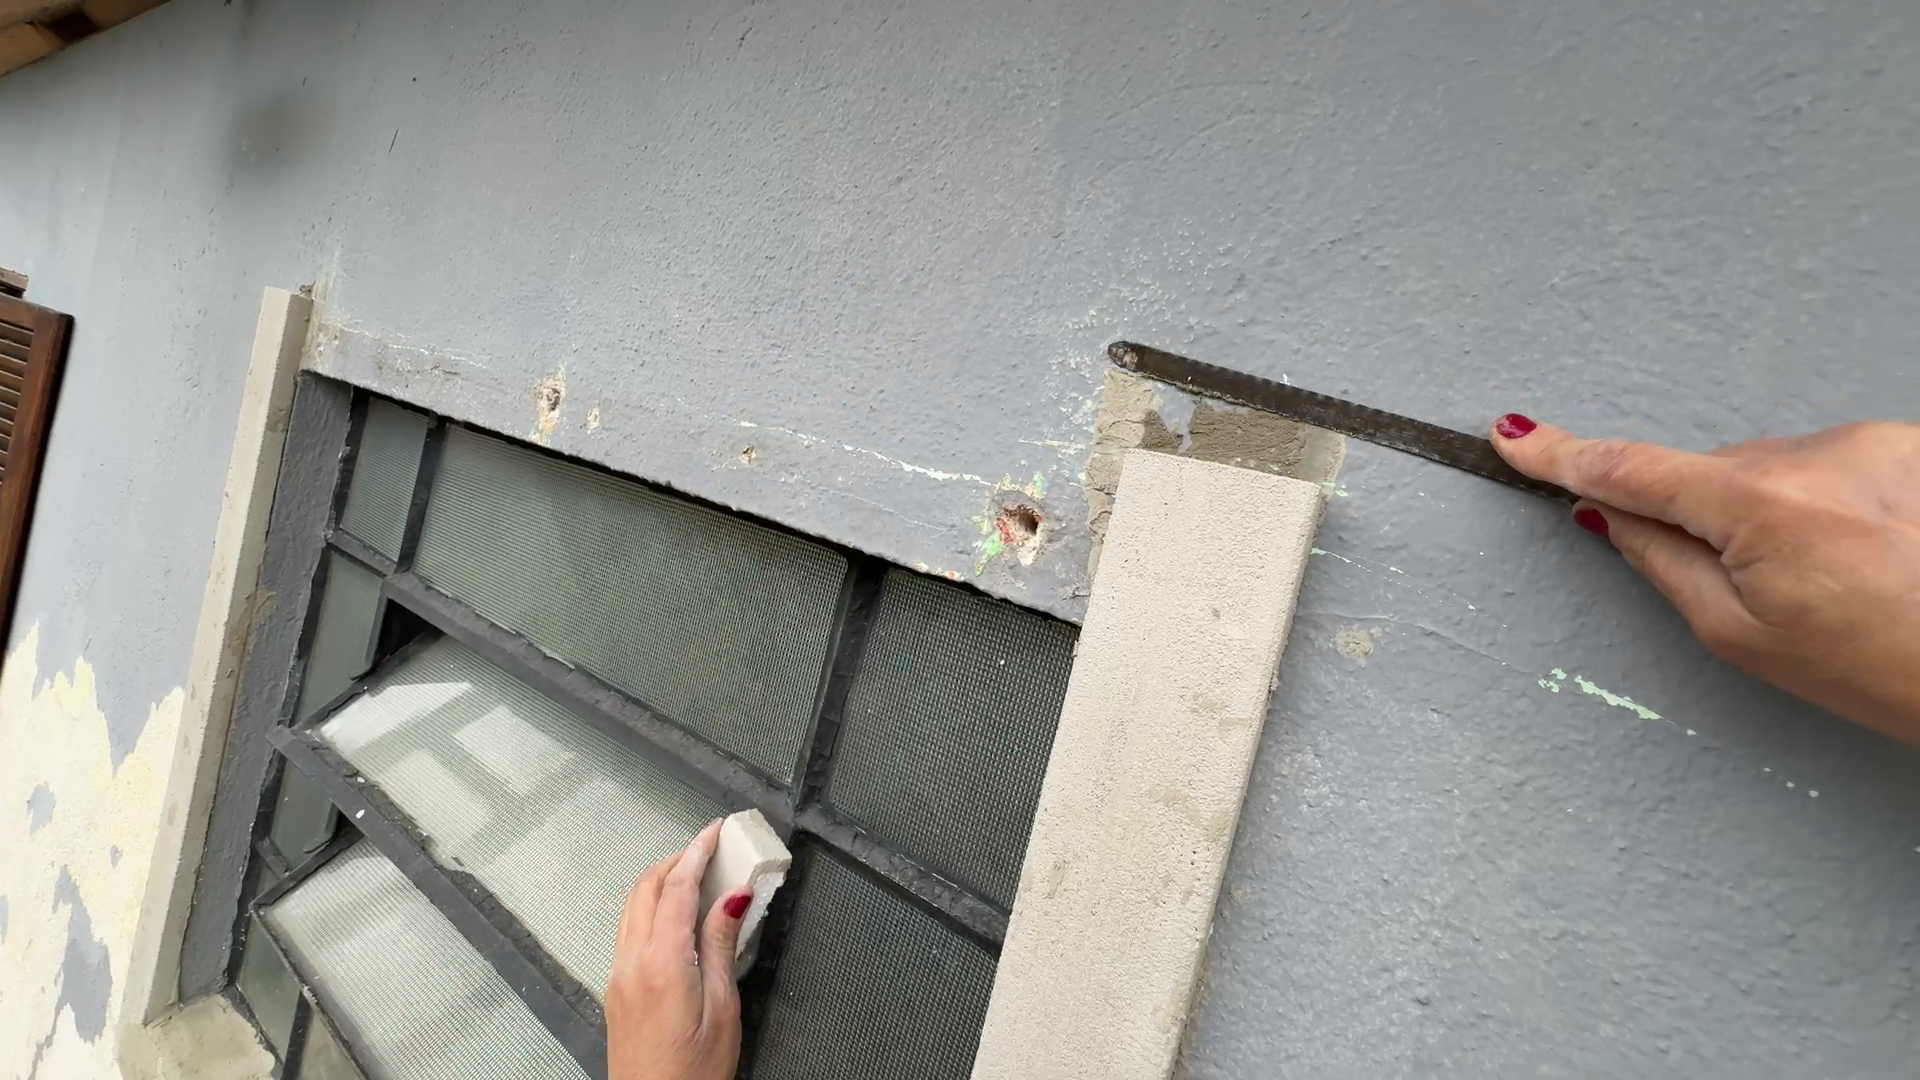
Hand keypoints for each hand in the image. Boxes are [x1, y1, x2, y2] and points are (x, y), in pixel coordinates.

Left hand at [608, 821, 753, 1079]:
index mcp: (662, 962)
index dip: (697, 850)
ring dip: (662, 878)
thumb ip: (723, 943)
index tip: (716, 828)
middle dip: (677, 857)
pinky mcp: (616, 989)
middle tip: (710, 848)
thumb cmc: (695, 1073)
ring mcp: (618, 975)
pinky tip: (679, 912)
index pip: (676, 886)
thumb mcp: (722, 1007)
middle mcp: (631, 962)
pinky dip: (653, 904)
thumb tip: (733, 894)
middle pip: (646, 886)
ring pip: (633, 905)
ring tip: (698, 873)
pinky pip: (630, 928)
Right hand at [1490, 415, 1919, 742]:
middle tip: (1752, 584)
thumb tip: (1609, 513)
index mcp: (1768, 507)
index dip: (1557, 456)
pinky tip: (1862, 550)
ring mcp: (1882, 443)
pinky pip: (1816, 464)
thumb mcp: (1741, 634)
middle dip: (1693, 516)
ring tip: (1829, 575)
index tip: (1512, 436)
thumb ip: (1659, 559)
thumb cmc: (1898, 673)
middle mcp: (1825, 455)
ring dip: (1758, 511)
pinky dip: (1810, 503)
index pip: (1627, 470)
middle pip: (1698, 474)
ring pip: (1759, 469)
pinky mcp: (1915, 445)